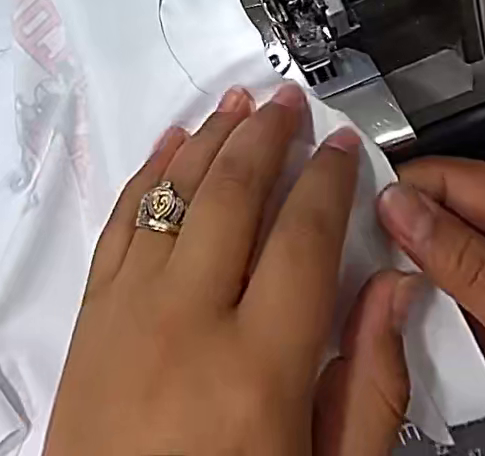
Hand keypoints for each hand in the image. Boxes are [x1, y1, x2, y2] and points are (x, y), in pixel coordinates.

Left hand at [43, 84, 420, 455]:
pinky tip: (170, 142)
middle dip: (265, 135)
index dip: (328, 180)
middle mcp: (187, 320)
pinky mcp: (90, 309)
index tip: (342, 145)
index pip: (304, 238)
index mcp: (258, 368)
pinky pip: (120, 219)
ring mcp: (128, 306)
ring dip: (209, 136)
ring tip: (238, 102)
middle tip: (287, 100)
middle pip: (233, 193)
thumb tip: (394, 285)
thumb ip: (368, 384)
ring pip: (174, 189)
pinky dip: (148, 171)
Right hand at [378, 159, 484, 455]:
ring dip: (399, 273)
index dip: (400, 194)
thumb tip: (402, 205)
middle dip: (394, 234)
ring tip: (366, 292)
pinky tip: (393, 320)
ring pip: (429, 255)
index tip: (354, 218)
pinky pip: (438, 297)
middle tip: (355, 261)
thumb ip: (479, 269)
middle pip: (434, 212)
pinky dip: (413, 306)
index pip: (451, 178)